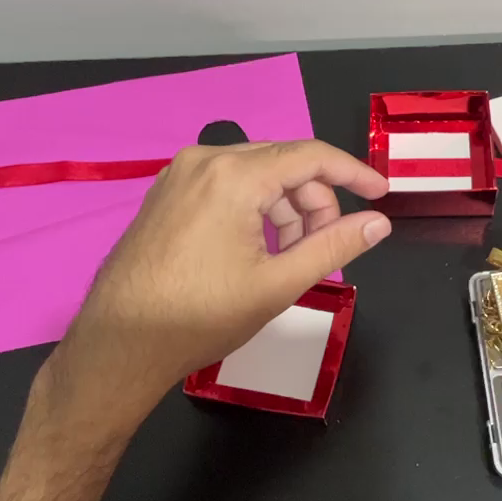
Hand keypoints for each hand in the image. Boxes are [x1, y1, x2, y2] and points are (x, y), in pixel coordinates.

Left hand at [57, 140, 391, 393]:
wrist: (121, 344)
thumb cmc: (201, 316)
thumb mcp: (278, 284)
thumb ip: (334, 246)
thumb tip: (379, 222)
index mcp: (233, 175)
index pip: (311, 156)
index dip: (353, 173)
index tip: (380, 193)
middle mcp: (204, 160)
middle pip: (284, 164)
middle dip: (315, 202)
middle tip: (326, 249)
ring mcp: (180, 175)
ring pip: (256, 175)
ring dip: (285, 210)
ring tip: (289, 259)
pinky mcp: (168, 193)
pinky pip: (228, 185)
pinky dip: (255, 210)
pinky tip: (259, 251)